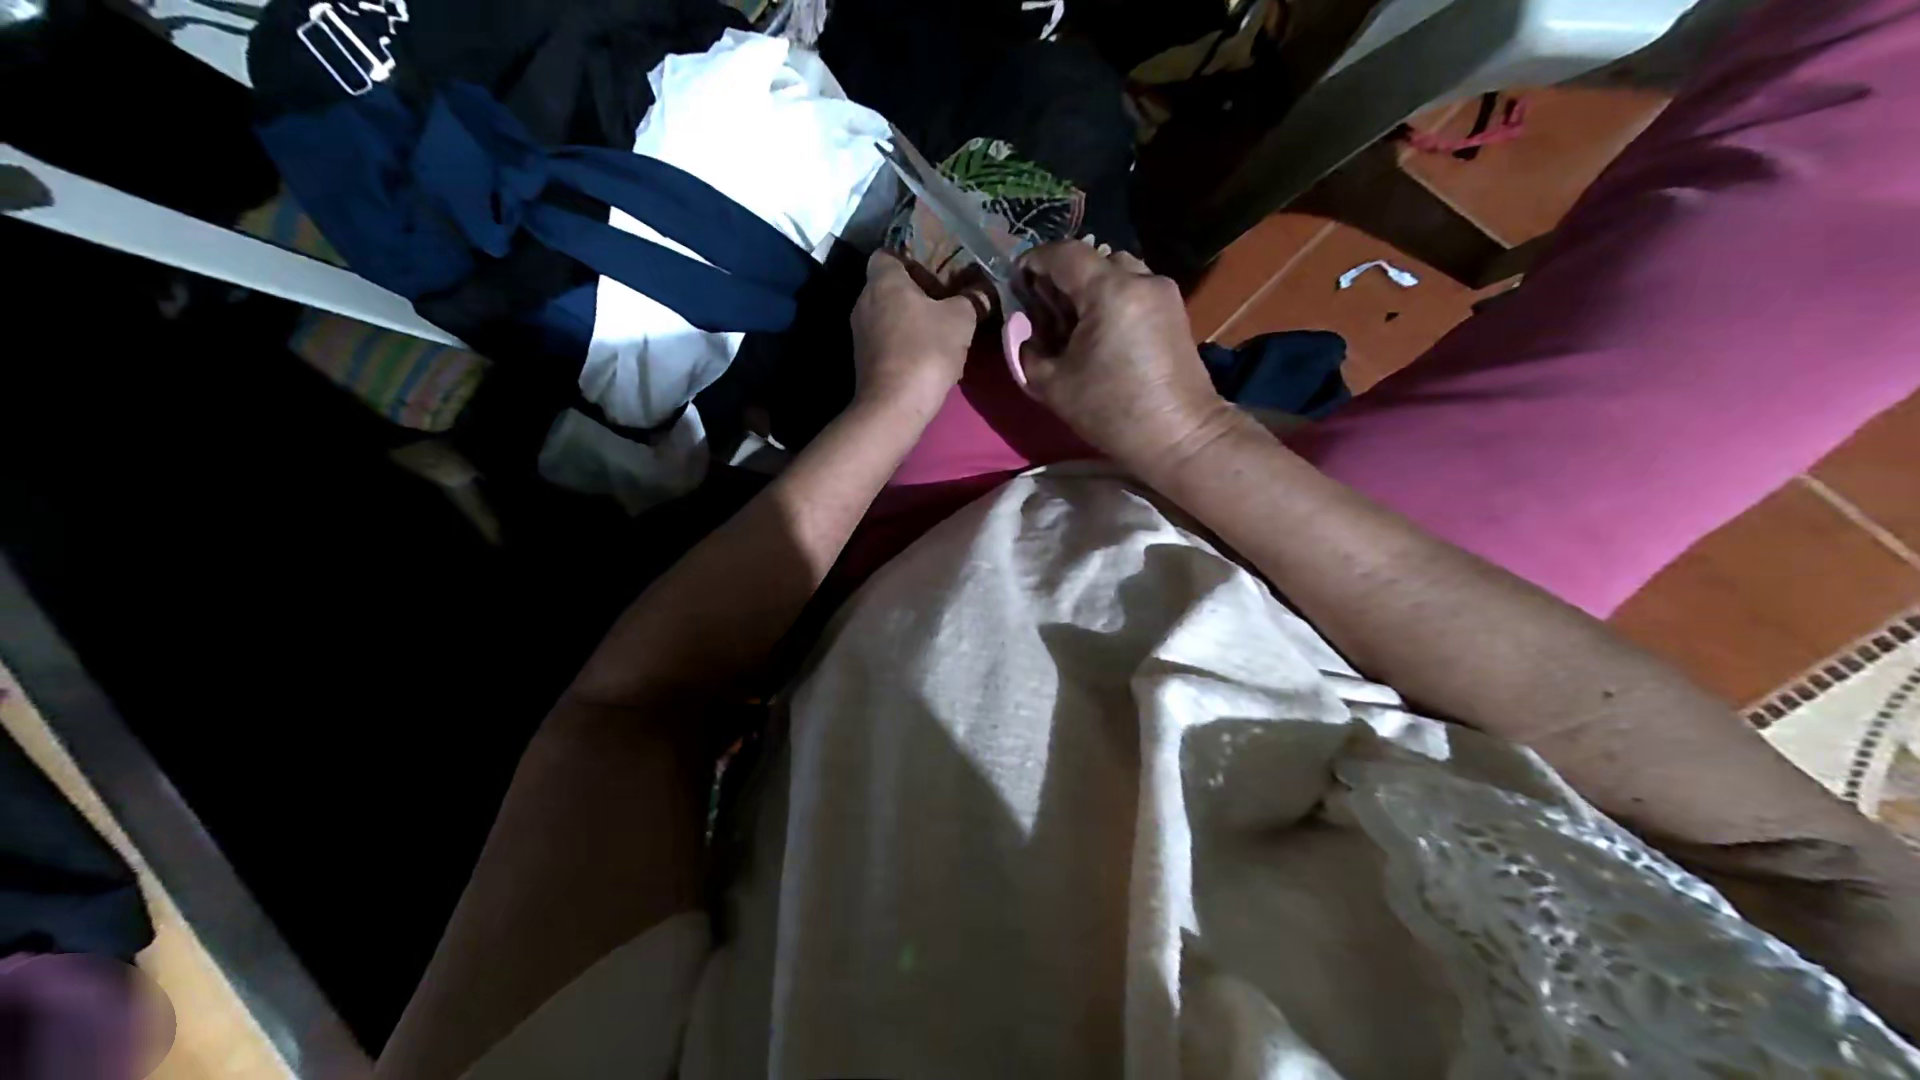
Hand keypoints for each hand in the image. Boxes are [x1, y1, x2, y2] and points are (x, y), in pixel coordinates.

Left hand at [850, 251, 981, 415]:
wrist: (895, 406)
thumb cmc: (926, 350)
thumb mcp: (961, 319)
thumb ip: (973, 299)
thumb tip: (985, 289)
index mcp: (883, 280)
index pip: (888, 253)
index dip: (911, 258)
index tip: (935, 271)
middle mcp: (864, 301)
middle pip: (889, 286)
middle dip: (915, 292)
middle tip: (944, 300)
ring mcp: (860, 332)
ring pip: (888, 314)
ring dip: (911, 319)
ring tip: (939, 329)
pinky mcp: (863, 359)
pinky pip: (886, 339)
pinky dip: (903, 342)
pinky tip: (926, 355)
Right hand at [1016, 241, 1238, 475]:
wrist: (1180, 436)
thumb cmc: (1112, 412)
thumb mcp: (1052, 385)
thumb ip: (1027, 350)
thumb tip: (1024, 331)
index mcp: (1109, 291)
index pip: (1063, 254)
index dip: (1033, 262)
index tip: (1016, 282)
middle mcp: (1140, 279)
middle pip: (1092, 259)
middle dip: (1062, 277)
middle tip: (1042, 308)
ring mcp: (1163, 292)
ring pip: (1116, 271)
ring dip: (1088, 287)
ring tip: (1070, 321)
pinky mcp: (1174, 310)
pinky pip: (1133, 288)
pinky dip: (1110, 298)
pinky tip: (1097, 331)